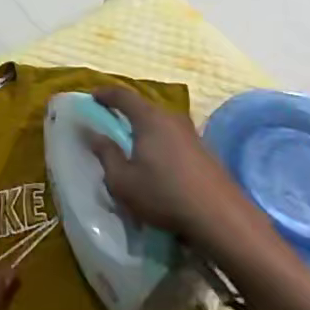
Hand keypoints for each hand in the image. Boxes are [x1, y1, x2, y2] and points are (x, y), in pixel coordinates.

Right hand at [83, 87, 274, 259]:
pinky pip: (172, 135)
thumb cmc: (162, 194)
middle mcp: (172, 118)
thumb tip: (93, 134)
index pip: (124, 96)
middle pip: (144, 106)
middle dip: (125, 110)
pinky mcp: (203, 149)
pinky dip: (158, 139)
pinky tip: (155, 157)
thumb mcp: (122, 180)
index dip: (106, 94)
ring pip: (161, 122)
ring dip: (144, 127)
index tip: (92, 96)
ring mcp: (191, 133)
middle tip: (109, 119)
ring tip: (131, 140)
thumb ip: (106, 154)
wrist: (217, 215)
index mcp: (150, 119)